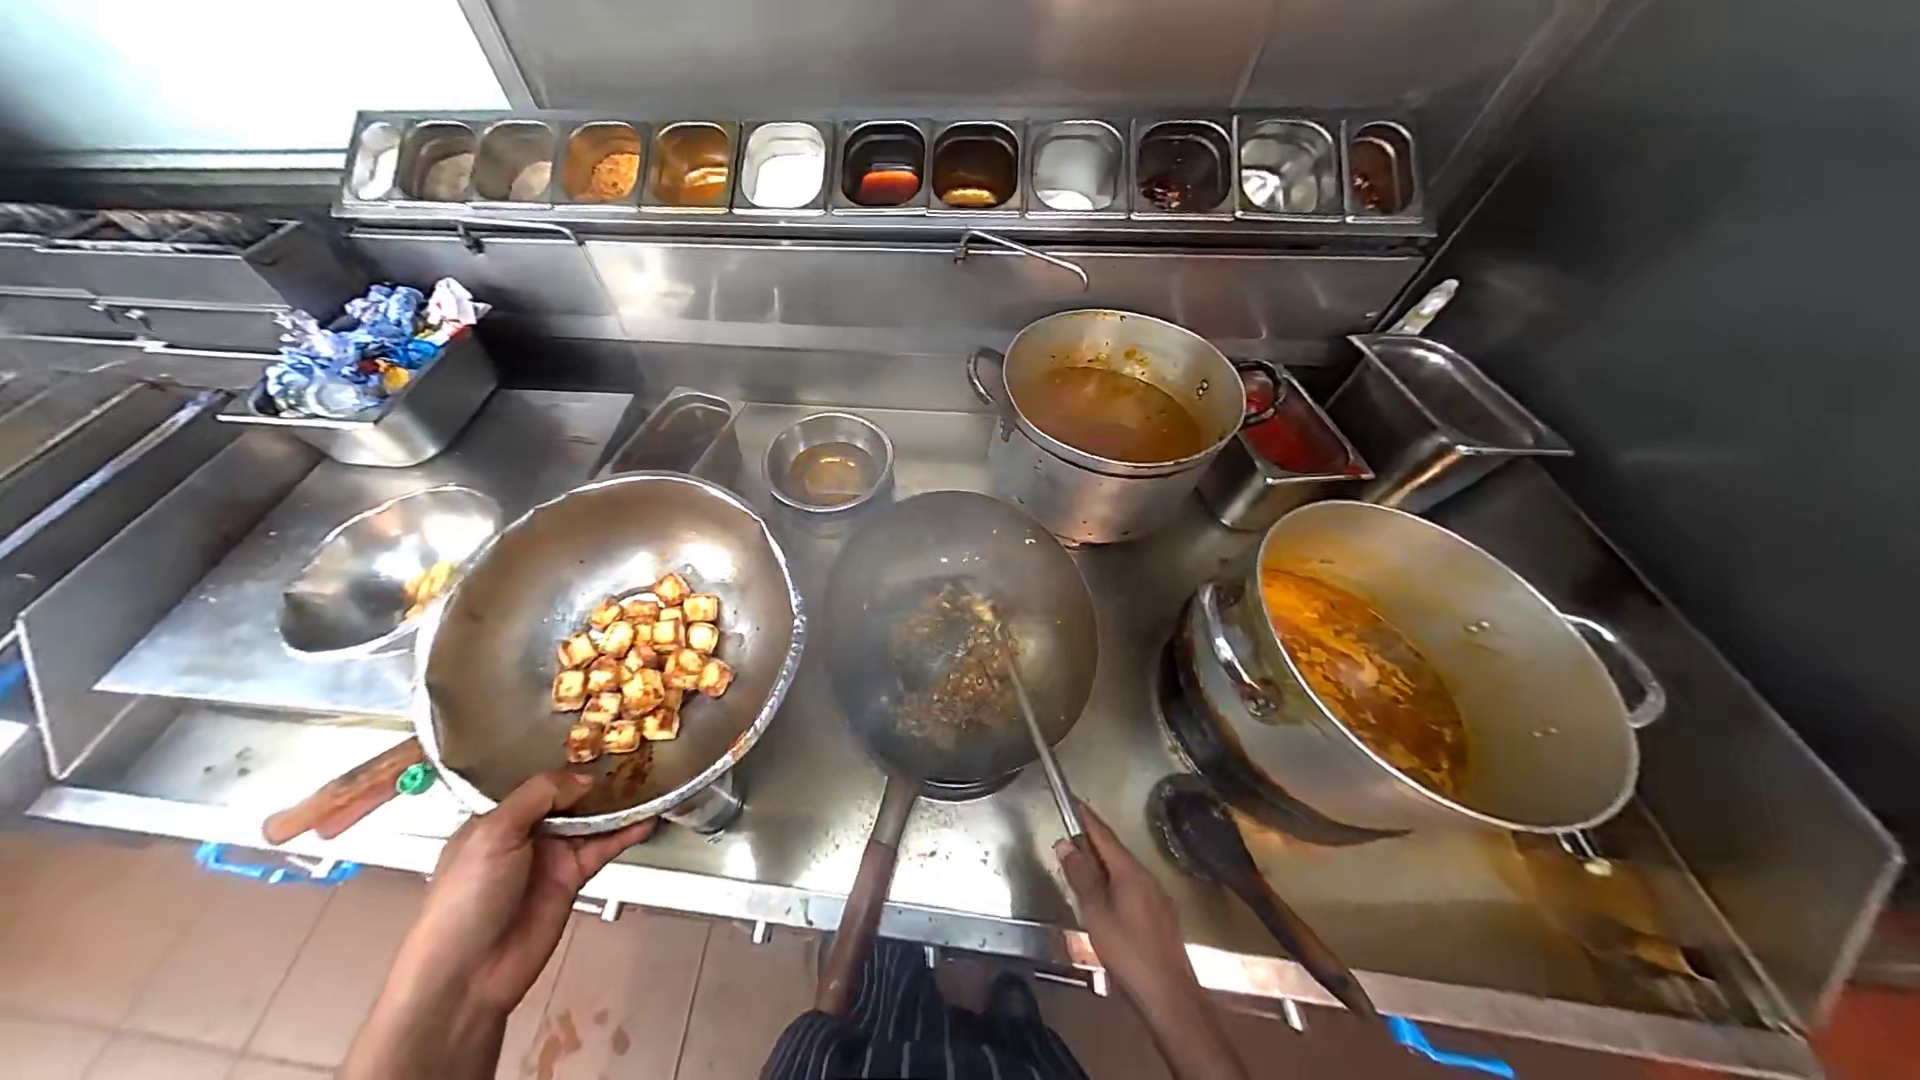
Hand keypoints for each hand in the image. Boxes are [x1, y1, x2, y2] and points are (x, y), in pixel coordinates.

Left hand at [344, 771, 654, 1079]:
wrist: (470, 974)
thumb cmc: (463, 903)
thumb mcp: (493, 834)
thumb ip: (538, 796)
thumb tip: (581, 779)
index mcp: (495, 819)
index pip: (537, 783)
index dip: (566, 766)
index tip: (598, 747)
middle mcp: (524, 835)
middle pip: (569, 799)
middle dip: (597, 782)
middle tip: (632, 759)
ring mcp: (550, 857)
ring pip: (592, 821)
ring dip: (618, 805)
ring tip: (648, 784)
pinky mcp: (572, 878)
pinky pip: (605, 847)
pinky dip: (627, 833)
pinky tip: (646, 819)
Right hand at [1055, 804, 1248, 1079]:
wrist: (1170, 997)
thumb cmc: (1128, 952)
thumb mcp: (1096, 913)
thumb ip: (1081, 877)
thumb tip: (1066, 843)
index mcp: (1130, 872)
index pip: (1105, 836)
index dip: (1088, 819)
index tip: (1075, 802)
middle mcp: (1147, 877)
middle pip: (1116, 852)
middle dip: (1093, 844)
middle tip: (1070, 840)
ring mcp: (1158, 897)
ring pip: (1125, 871)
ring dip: (1103, 865)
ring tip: (1082, 869)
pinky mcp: (1161, 917)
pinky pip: (1133, 887)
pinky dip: (1115, 883)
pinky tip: (1106, 899)